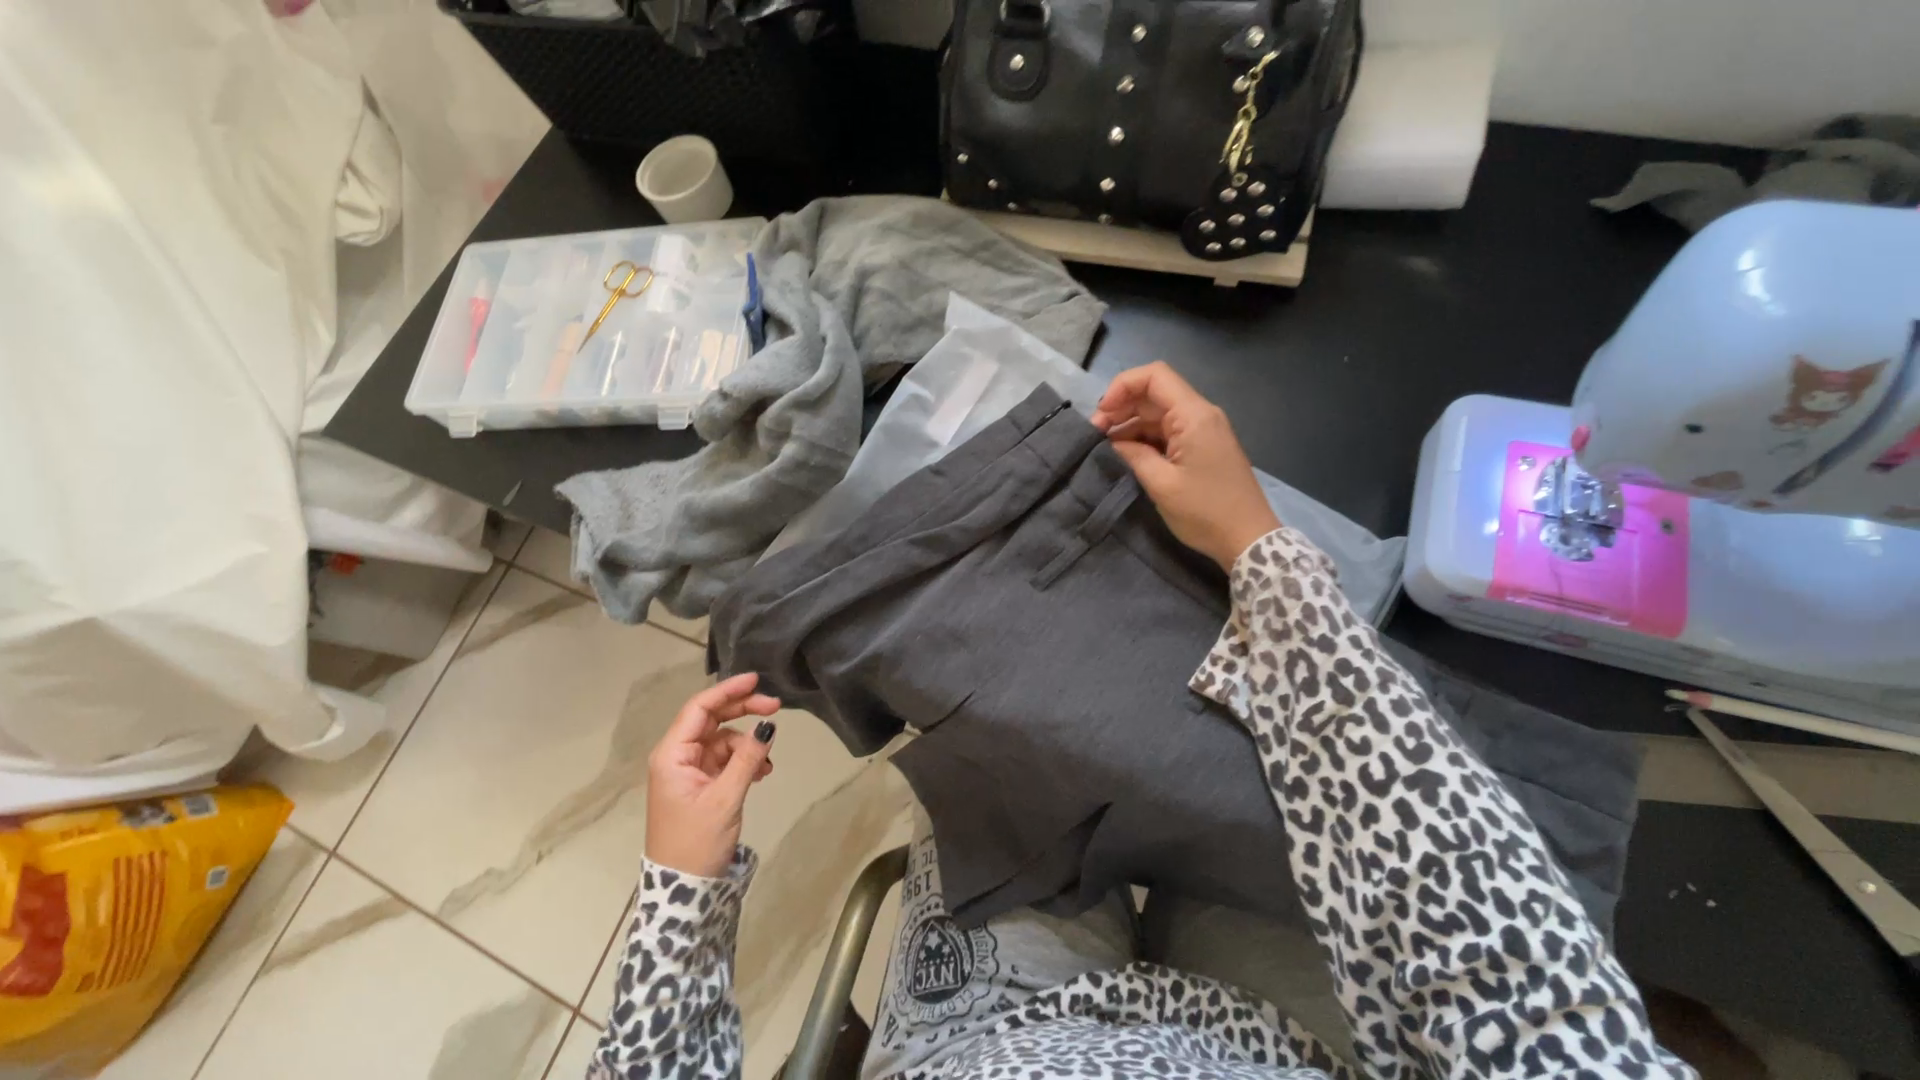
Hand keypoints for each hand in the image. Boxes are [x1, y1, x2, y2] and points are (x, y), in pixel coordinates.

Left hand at [644, 673, 781, 877]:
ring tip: (768, 765)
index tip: (756, 680)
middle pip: (711, 719)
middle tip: (776, 708)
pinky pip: (725, 759)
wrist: (684, 889)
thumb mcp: (726, 798)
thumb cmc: (697, 842)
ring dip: (747, 745)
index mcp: (672, 754)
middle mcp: (677, 756)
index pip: (699, 708)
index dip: (727, 691)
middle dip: (743, 711)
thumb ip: (747, 758)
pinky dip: (744, 761)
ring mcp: (689, 770)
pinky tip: (761, 773)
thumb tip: (767, 725)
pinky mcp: (700, 784)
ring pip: (722, 740)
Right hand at [1090, 362, 1280, 570]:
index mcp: (1194, 416)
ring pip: (1159, 412)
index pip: (1154, 376)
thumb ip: (1133, 455)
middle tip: (1096, 434)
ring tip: (1106, 445)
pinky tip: (1127, 452)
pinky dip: (1146, 436)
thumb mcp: (1161, 484)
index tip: (1102, 414)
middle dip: (1122, 407)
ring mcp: (1204, 429)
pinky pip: (1169, 430)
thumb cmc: (1205, 511)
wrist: (1248, 538)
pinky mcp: (1203, 445)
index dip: (1122, 386)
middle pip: (1155, 393)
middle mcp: (1201, 414)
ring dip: (1131, 423)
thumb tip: (1114, 441)